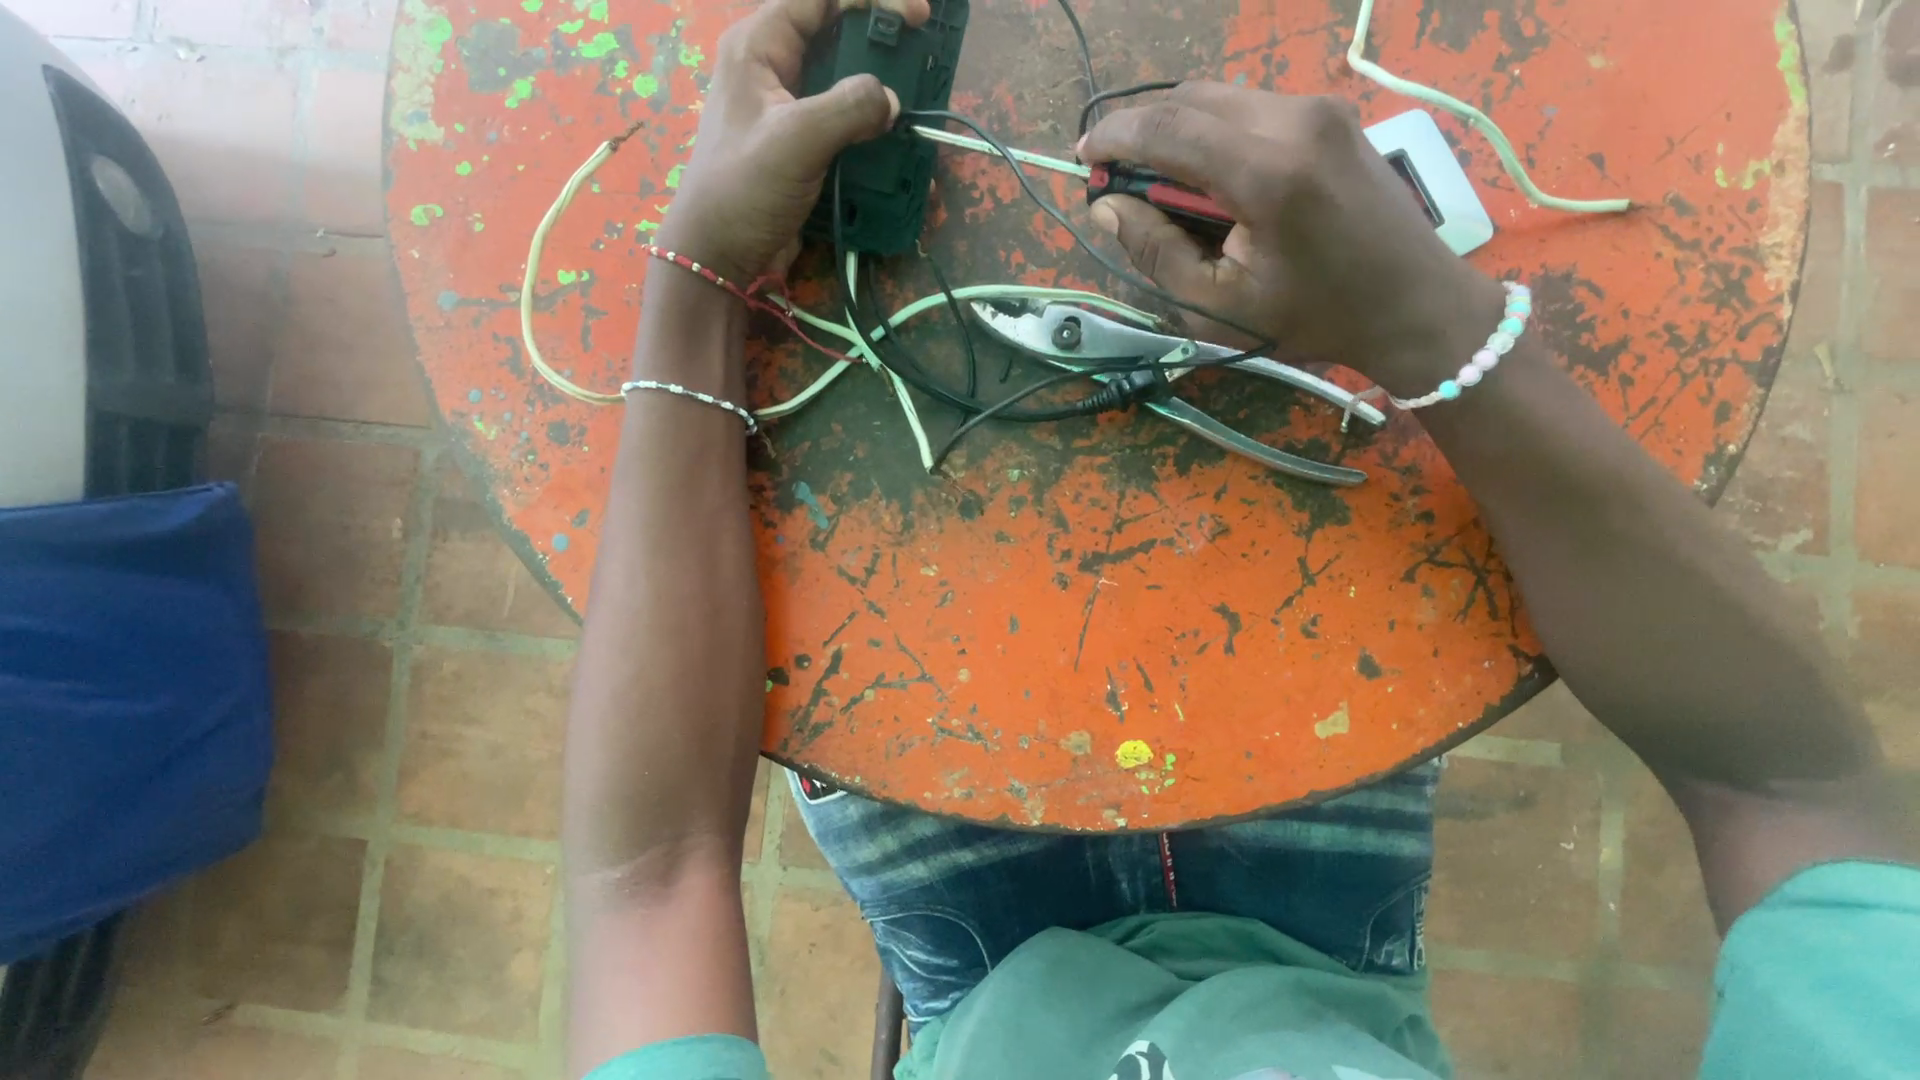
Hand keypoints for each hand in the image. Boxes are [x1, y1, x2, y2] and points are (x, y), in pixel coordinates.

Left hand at [655, 0, 929, 283]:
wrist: (720, 255)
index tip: (916, 16)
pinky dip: (868, 128)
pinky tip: (893, 141)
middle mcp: (772, 69)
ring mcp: (787, 109)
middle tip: (918, 59)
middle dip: (878, 43)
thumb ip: (849, 108)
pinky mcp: (800, 146)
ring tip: (911, 101)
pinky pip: (841, 123)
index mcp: (758, 47)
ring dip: (877, 90)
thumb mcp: (796, 139)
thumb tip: (891, 100)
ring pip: (841, 80)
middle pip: (834, 35)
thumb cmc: (744, 189)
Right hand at [1079, 83, 1504, 393]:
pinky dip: (1211, 131)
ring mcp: (1319, 108)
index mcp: (1267, 172)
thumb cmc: (1312, 318)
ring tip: (1155, 181)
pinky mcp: (1331, 113)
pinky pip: (1249, 106)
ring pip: (1219, 97)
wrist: (1411, 303)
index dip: (1114, 138)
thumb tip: (1107, 206)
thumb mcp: (1217, 305)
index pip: (1167, 128)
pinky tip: (1204, 174)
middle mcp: (1294, 119)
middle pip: (1189, 99)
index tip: (1082, 158)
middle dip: (1140, 130)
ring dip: (1175, 130)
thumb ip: (1154, 252)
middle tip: (1113, 176)